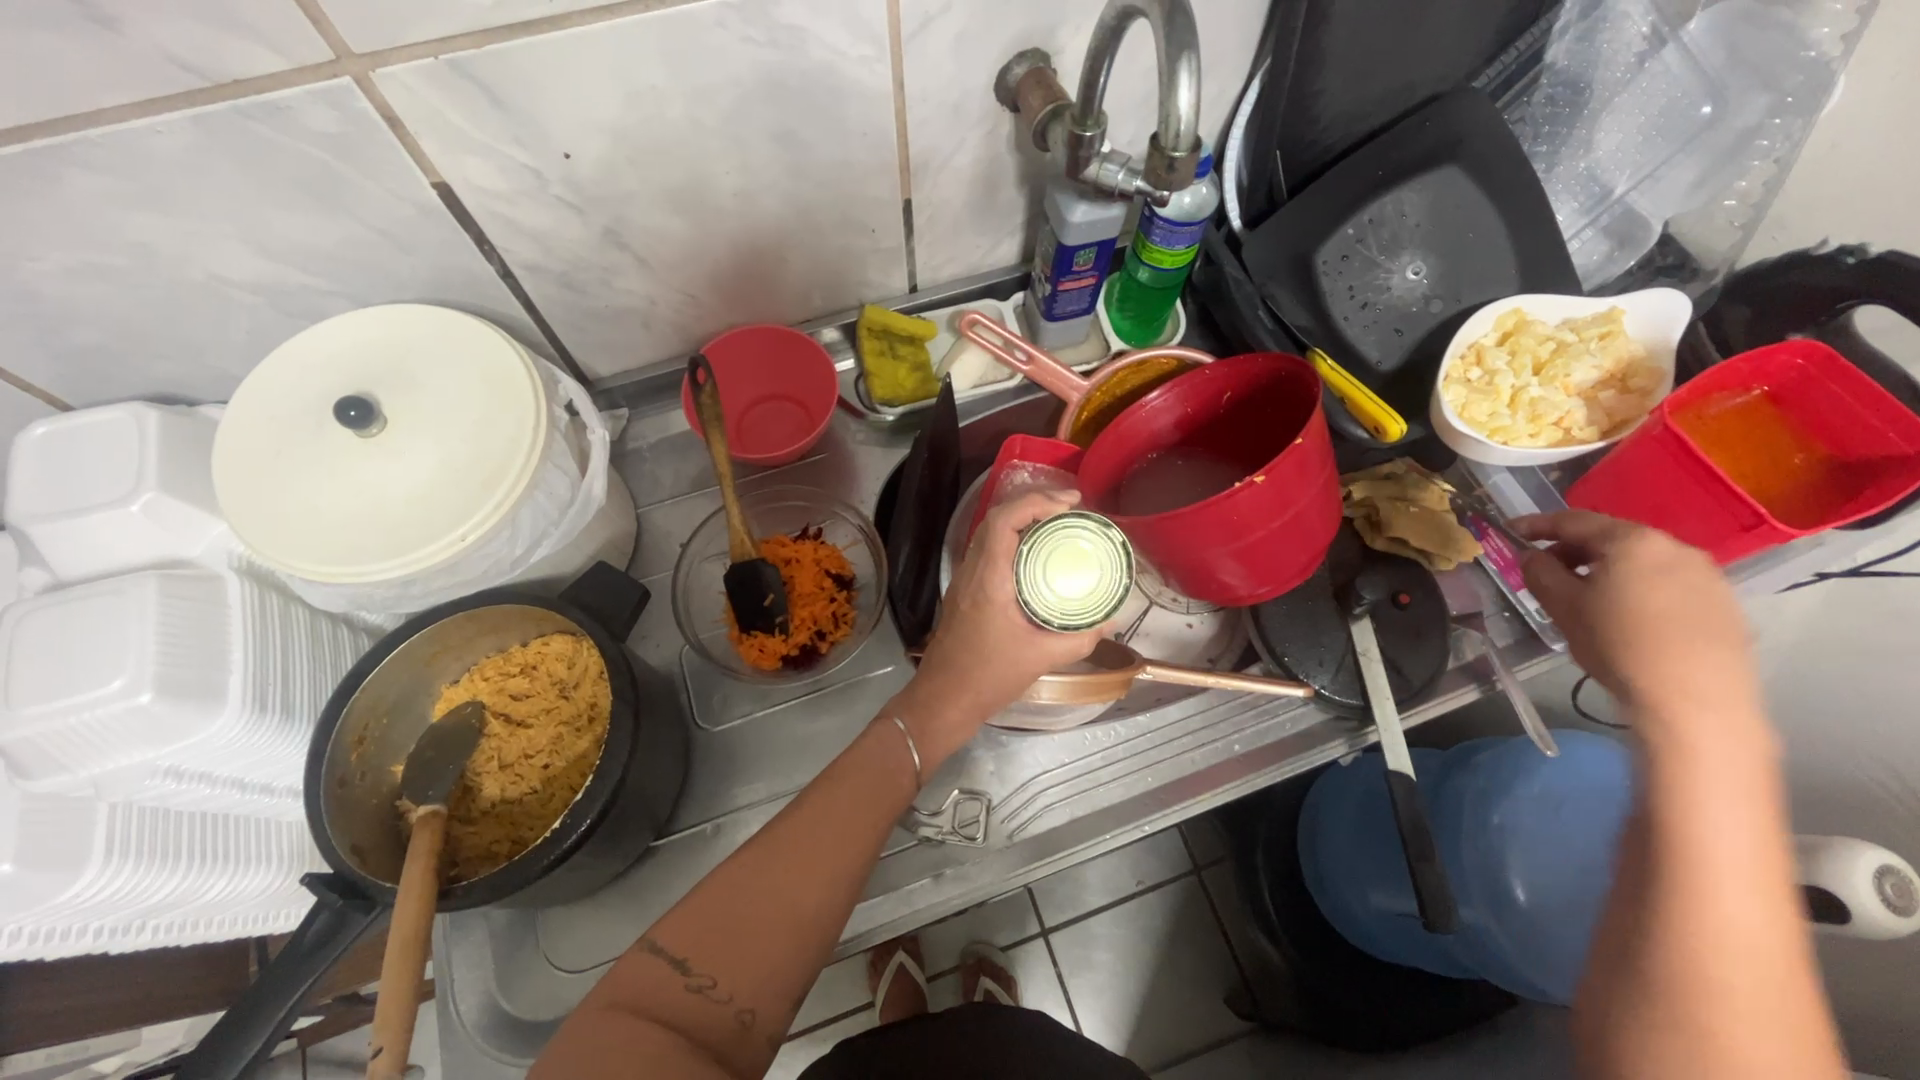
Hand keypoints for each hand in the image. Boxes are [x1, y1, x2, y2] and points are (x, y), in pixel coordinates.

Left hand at [890, 490, 1103, 764]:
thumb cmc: (986, 678)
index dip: (1035, 501)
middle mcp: (972, 572)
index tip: (1070, 502)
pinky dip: (1014, 542)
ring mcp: (964, 582)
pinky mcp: (965, 593)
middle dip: (1033, 504)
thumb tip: (1109, 621)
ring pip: (990, 534)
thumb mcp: (1040, 659)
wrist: (943, 700)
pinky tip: (1037, 557)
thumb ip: (1079, 639)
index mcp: (988, 579)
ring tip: (1058, 526)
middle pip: (996, 520)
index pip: (1004, 521)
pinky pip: (989, 553)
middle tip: (1070, 510)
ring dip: (1022, 522)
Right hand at [1514, 511, 1763, 732]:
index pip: (1574, 520)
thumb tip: (1533, 556)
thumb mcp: (1562, 607)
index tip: (1511, 532)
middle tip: (1548, 572)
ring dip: (1608, 571)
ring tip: (1588, 599)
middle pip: (1613, 538)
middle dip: (1575, 550)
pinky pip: (1669, 584)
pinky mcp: (1723, 604)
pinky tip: (1629, 619)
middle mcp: (1675, 547)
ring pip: (1643, 562)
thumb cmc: (1618, 645)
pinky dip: (1639, 590)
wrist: (1695, 700)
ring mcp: (1707, 575)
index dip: (1537, 525)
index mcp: (1632, 541)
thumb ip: (1540, 572)